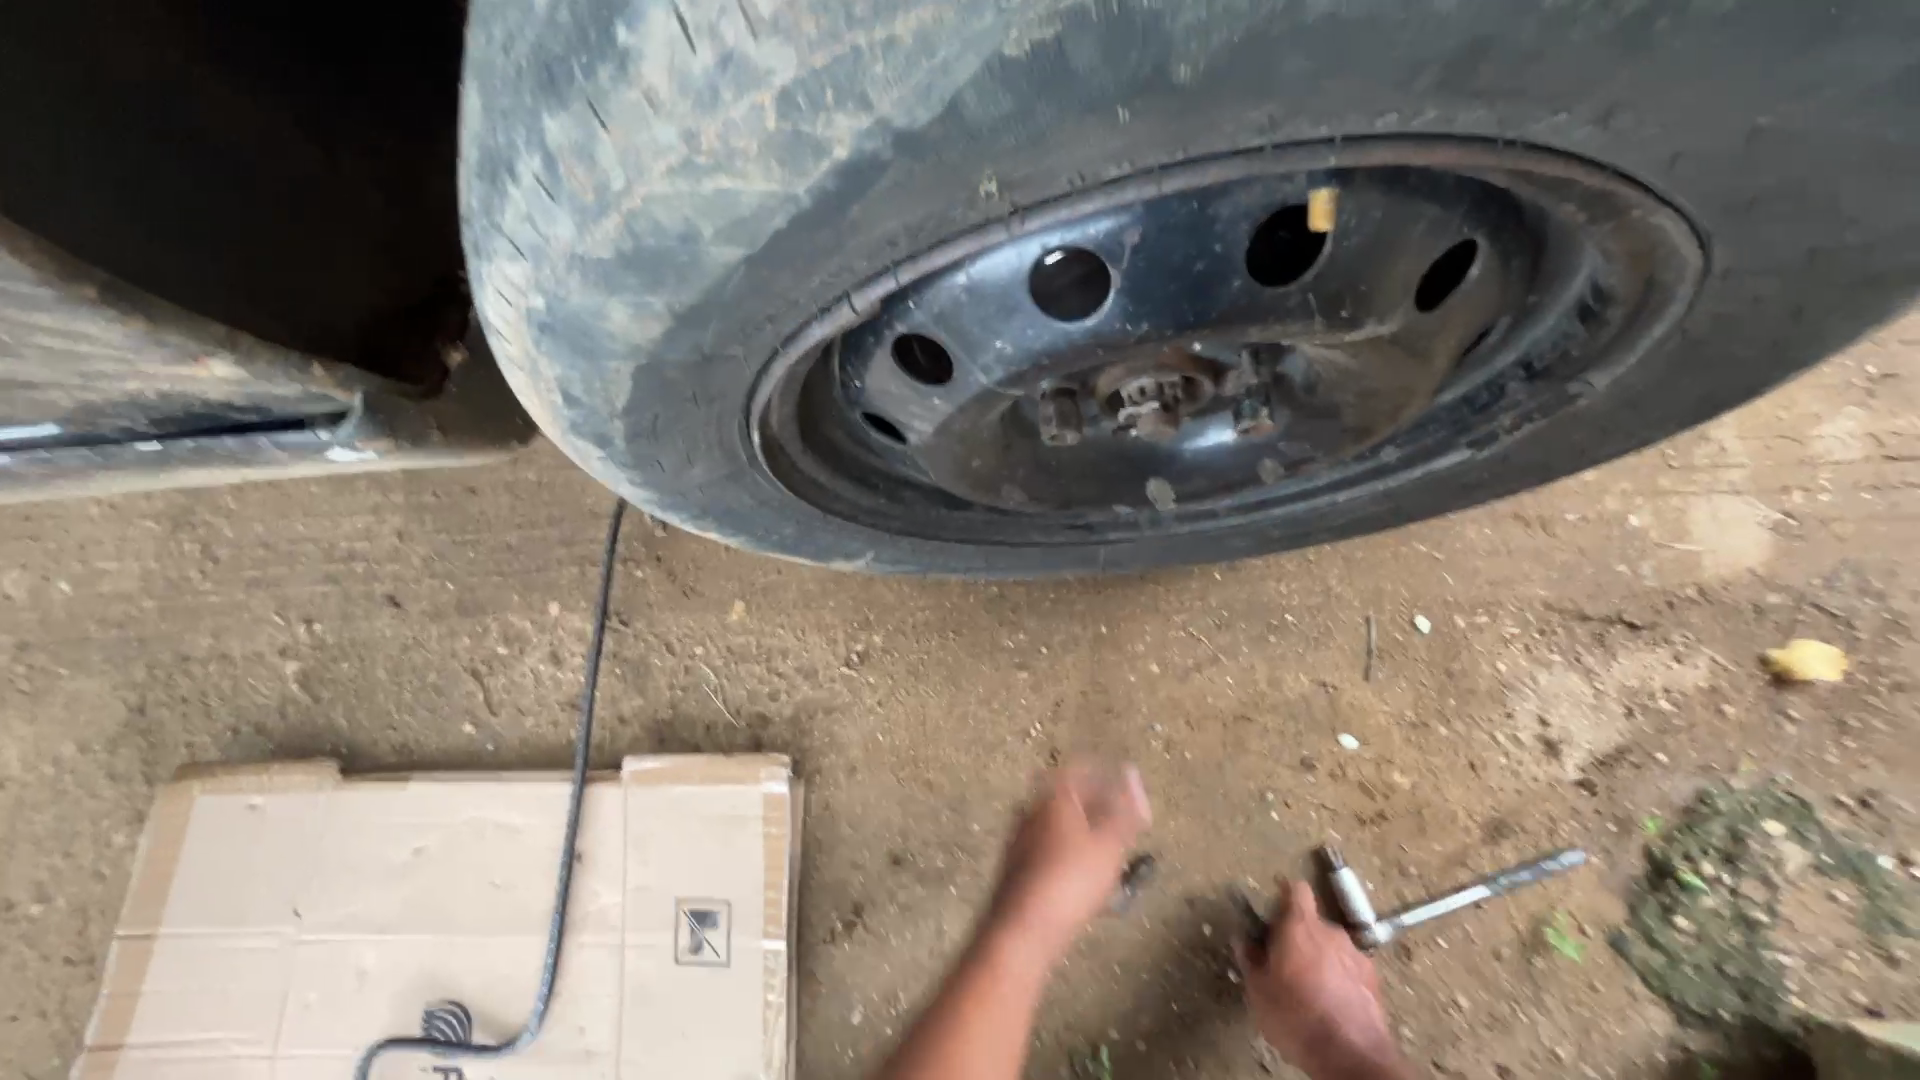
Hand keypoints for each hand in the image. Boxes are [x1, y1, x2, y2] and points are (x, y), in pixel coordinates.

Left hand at [984, 763, 1151, 962]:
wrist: (1023, 928)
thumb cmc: (1072, 881)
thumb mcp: (1110, 844)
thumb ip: (1125, 808)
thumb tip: (1132, 775)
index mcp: (1053, 795)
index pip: (1082, 769)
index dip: (1108, 778)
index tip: (1128, 795)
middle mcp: (1031, 808)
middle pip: (1067, 796)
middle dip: (1096, 807)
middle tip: (1120, 824)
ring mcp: (1019, 837)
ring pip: (1057, 824)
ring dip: (1083, 833)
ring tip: (1108, 856)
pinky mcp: (1015, 865)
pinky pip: (1049, 848)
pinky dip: (1070, 855)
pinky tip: (1084, 879)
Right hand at [1234, 881, 1410, 1079]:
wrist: (1352, 1057)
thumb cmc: (1295, 1017)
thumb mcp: (1258, 991)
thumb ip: (1250, 959)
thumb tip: (1243, 939)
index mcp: (1298, 926)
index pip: (1296, 890)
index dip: (1285, 895)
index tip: (1274, 910)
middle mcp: (1331, 932)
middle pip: (1312, 922)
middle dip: (1299, 937)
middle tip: (1285, 963)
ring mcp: (1357, 955)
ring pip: (1332, 947)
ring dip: (1321, 959)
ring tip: (1311, 990)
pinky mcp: (1374, 981)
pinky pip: (1349, 969)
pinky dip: (1341, 978)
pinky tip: (1333, 1005)